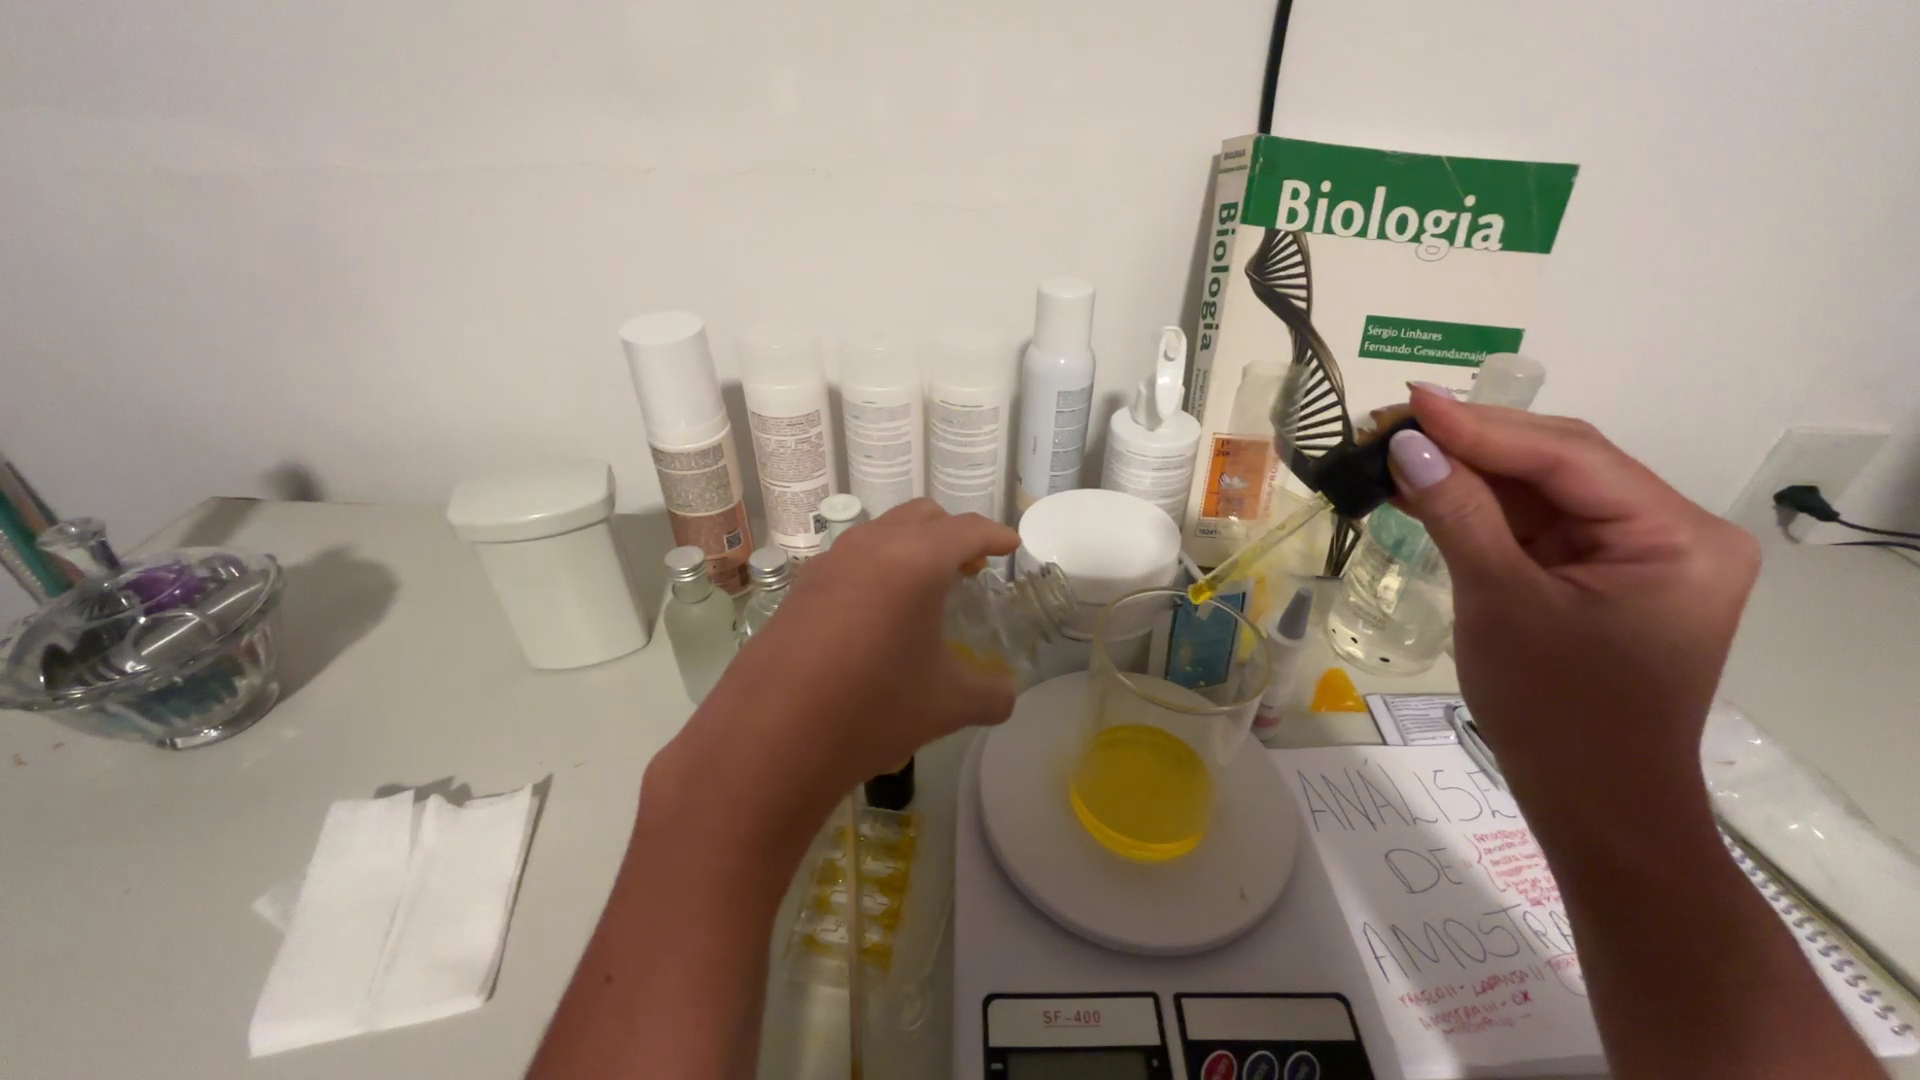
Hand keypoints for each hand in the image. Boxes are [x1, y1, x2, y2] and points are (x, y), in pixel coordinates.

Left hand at [697, 499, 1021, 804]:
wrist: (773, 735)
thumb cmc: (873, 708)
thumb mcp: (947, 705)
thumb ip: (991, 694)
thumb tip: (1006, 696)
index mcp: (916, 560)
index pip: (966, 530)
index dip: (994, 536)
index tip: (1010, 546)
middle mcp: (871, 547)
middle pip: (922, 517)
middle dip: (952, 535)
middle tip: (970, 570)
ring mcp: (828, 563)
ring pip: (880, 534)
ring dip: (910, 549)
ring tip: (924, 591)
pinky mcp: (799, 589)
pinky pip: (850, 561)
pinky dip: (876, 571)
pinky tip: (876, 616)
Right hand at [1387, 385, 1759, 806]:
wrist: (1592, 801)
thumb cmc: (1555, 710)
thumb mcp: (1500, 603)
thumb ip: (1457, 514)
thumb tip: (1405, 447)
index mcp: (1675, 537)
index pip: (1569, 457)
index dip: (1482, 426)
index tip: (1410, 403)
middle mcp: (1671, 533)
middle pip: (1560, 465)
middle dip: (1473, 445)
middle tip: (1391, 425)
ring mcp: (1637, 555)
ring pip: (1543, 492)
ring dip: (1469, 475)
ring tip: (1395, 453)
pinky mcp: (1603, 575)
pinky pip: (1538, 526)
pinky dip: (1481, 510)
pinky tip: (1428, 490)